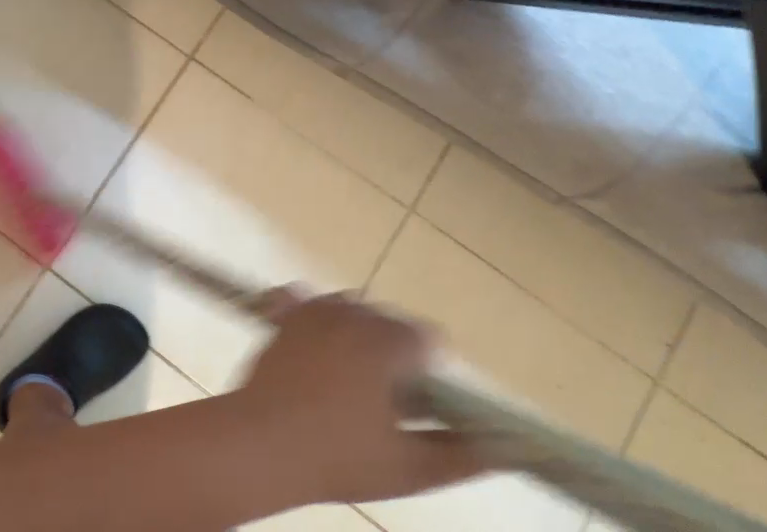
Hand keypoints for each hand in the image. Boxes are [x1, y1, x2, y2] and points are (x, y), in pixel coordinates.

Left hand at [237, 290, 489, 503]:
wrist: (259, 443)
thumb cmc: (337, 457)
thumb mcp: (409, 468)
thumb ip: (462, 455)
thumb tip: (507, 448)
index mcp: (386, 344)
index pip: (429, 338)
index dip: (431, 370)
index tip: (419, 403)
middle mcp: (351, 315)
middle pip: (389, 321)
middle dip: (395, 351)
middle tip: (384, 398)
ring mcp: (311, 312)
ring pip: (350, 308)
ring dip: (357, 333)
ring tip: (349, 379)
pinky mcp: (280, 318)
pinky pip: (303, 300)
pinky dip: (312, 313)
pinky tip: (311, 338)